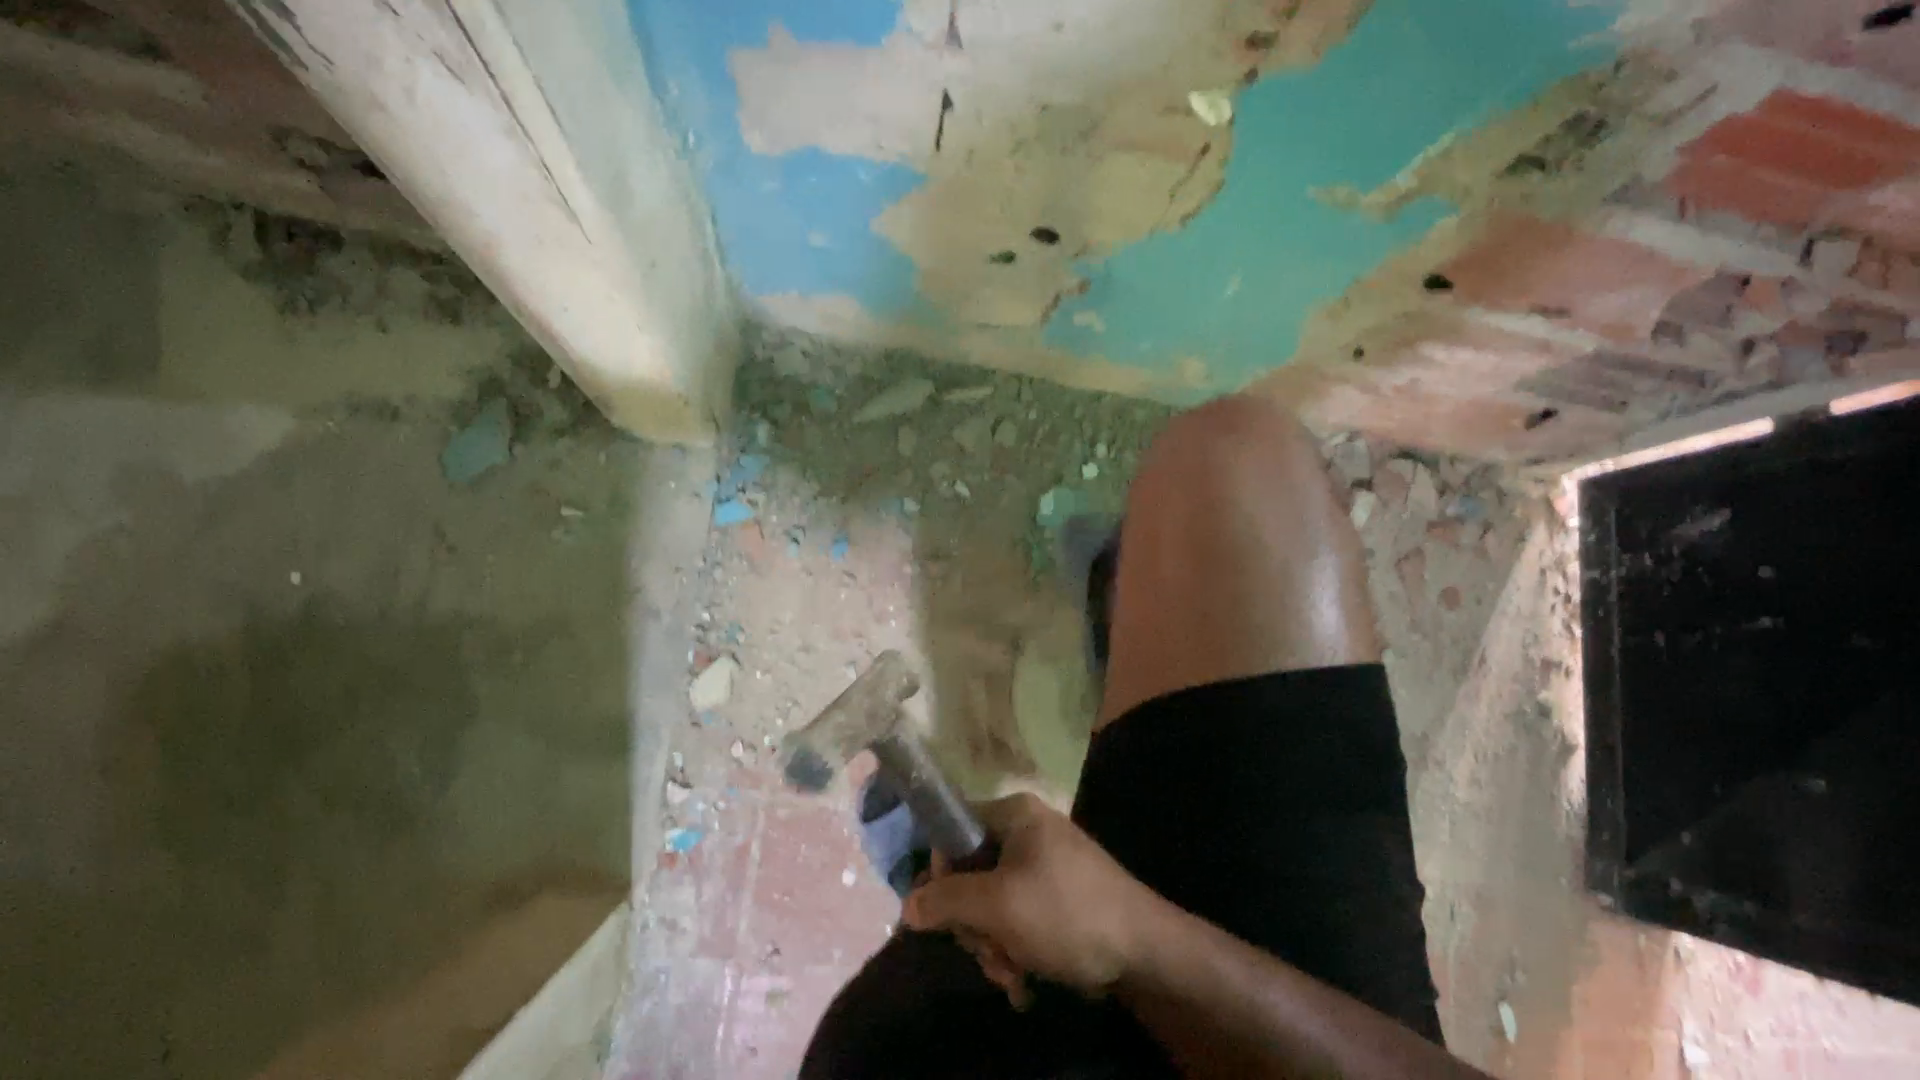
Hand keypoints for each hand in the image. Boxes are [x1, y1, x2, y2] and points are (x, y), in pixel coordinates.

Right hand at [903, 792, 1162, 999]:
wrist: (1144, 951)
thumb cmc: (1065, 914)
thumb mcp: (997, 906)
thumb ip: (946, 901)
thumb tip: (908, 905)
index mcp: (1015, 815)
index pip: (953, 829)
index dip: (940, 871)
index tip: (941, 911)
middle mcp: (1028, 832)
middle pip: (970, 873)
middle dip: (973, 922)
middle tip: (986, 950)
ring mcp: (1045, 867)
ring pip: (991, 903)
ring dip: (993, 945)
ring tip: (1010, 973)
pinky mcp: (1058, 900)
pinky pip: (1017, 918)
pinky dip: (1014, 950)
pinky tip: (1023, 981)